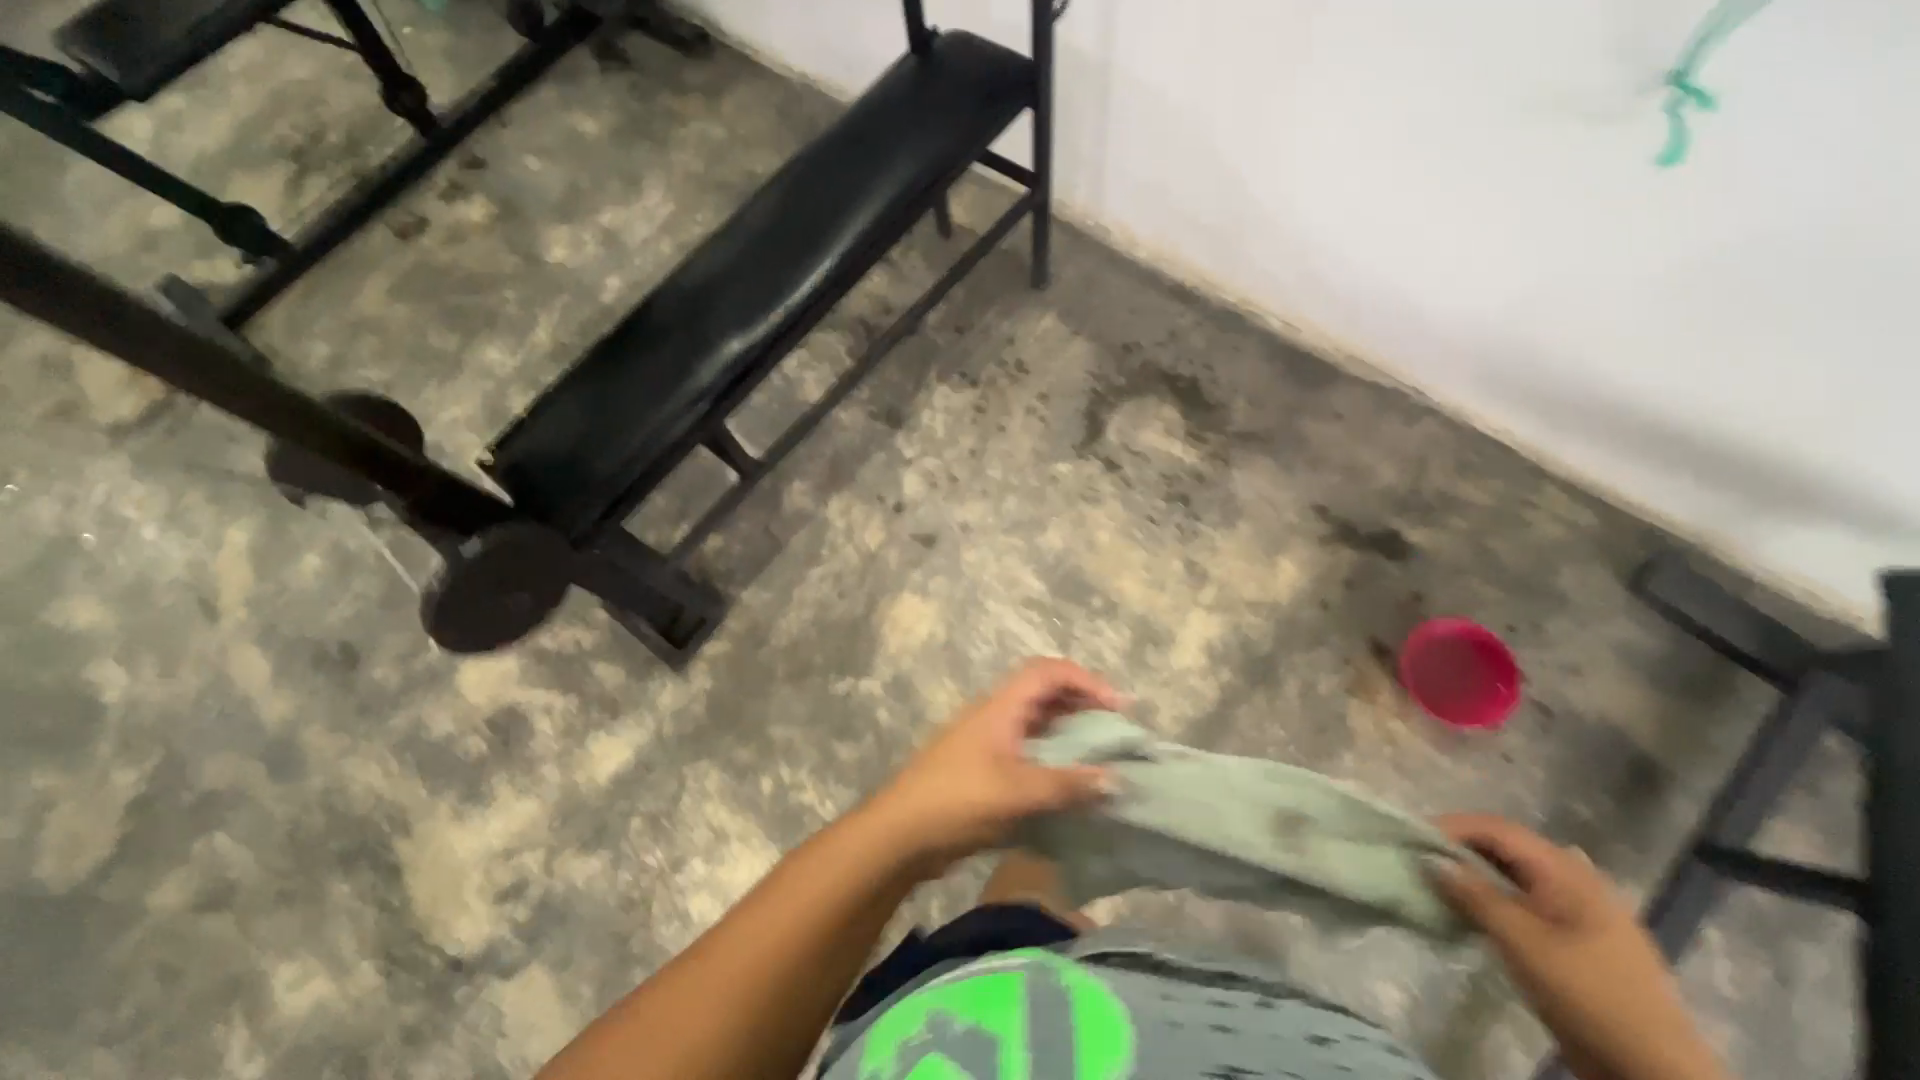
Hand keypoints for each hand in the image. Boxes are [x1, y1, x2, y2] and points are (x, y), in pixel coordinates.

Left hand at [862, 658, 1121, 873]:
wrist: (899, 835)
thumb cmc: (957, 801)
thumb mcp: (1018, 793)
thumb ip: (1069, 785)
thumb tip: (1117, 780)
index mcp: (1000, 708)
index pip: (1048, 672)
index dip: (1087, 681)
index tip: (1119, 709)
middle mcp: (994, 717)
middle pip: (1044, 695)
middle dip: (1083, 707)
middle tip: (1115, 734)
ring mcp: (986, 744)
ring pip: (1036, 726)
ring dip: (1069, 737)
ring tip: (1100, 761)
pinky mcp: (982, 772)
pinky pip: (1026, 754)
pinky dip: (1052, 762)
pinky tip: (1069, 788)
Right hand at [1432, 815, 1729, 1079]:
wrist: (1651, 1067)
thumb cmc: (1586, 993)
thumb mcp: (1523, 942)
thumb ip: (1475, 896)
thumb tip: (1430, 859)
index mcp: (1566, 871)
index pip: (1498, 830)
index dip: (1452, 827)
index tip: (1410, 838)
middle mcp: (1574, 880)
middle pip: (1507, 849)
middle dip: (1460, 850)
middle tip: (1417, 861)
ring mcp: (1576, 912)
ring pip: (1514, 877)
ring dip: (1474, 877)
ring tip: (1435, 886)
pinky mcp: (1573, 941)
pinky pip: (1523, 904)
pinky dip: (1491, 901)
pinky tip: (1471, 914)